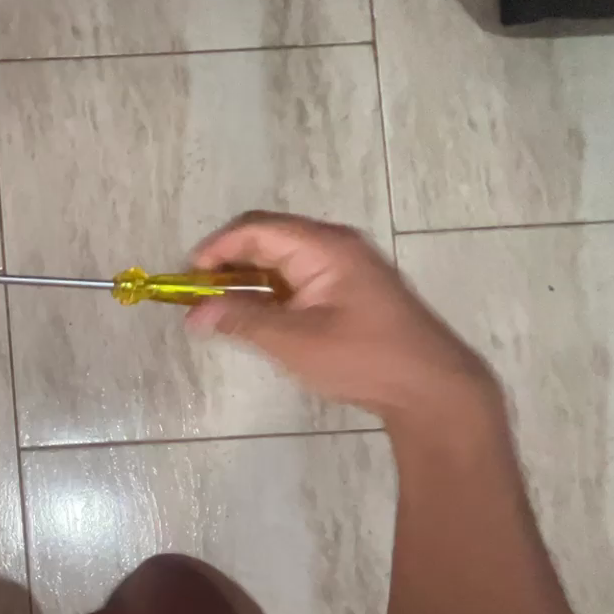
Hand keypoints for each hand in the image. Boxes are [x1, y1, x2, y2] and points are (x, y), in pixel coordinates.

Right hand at [185, 212, 501, 435]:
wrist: (426, 384)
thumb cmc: (361, 358)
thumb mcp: (292, 340)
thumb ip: (240, 320)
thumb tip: (193, 314)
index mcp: (324, 248)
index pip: (256, 229)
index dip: (215, 248)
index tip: (186, 280)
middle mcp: (332, 246)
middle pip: (265, 237)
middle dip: (224, 262)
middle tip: (195, 296)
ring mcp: (340, 266)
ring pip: (276, 258)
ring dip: (241, 277)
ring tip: (214, 308)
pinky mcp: (341, 288)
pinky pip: (290, 276)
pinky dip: (261, 290)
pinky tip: (247, 314)